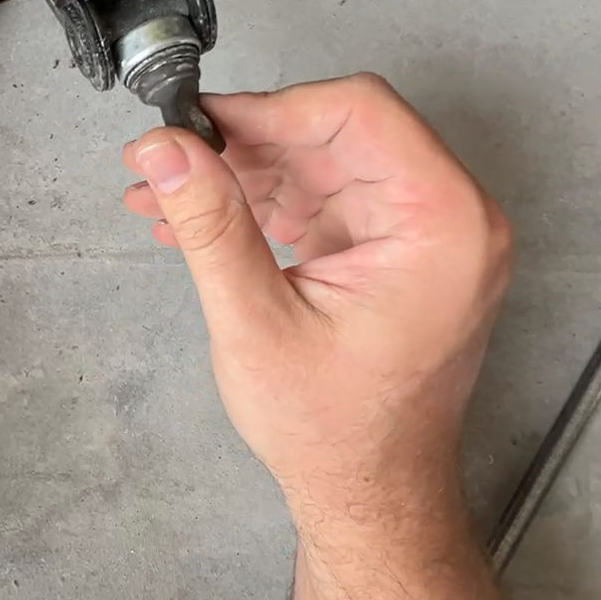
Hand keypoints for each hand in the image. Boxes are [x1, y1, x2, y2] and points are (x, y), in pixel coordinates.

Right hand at [122, 74, 511, 526]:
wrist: (364, 491)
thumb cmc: (331, 428)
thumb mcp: (255, 319)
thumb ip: (209, 224)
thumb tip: (162, 149)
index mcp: (441, 225)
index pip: (356, 112)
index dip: (267, 108)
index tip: (194, 124)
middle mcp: (438, 216)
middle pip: (327, 133)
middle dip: (236, 144)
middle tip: (163, 160)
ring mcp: (407, 232)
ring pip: (309, 161)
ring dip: (231, 175)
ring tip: (159, 196)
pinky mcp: (374, 248)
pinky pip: (307, 198)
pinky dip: (247, 204)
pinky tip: (188, 222)